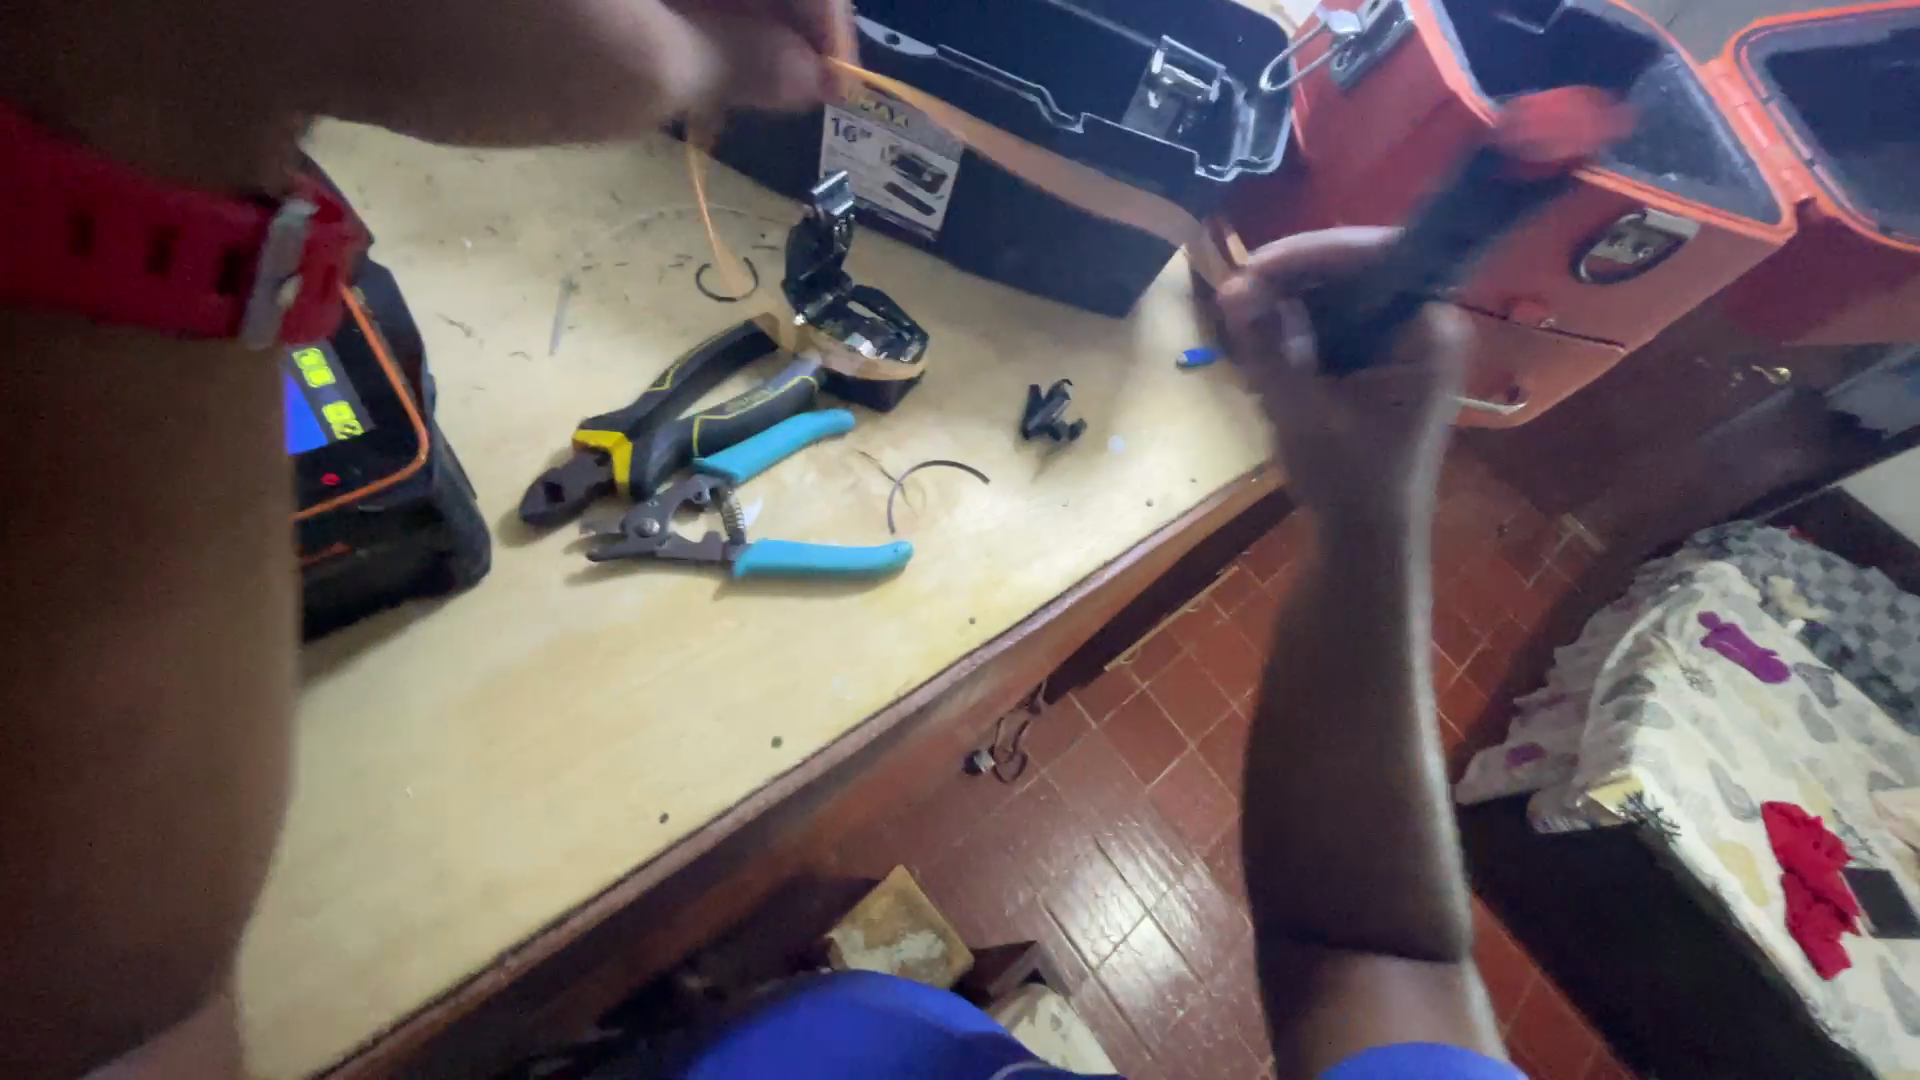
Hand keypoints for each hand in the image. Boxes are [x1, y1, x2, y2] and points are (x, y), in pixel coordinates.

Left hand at [2, 0, 853, 189]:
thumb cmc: (469, 31)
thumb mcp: (633, 69)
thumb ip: (743, 65)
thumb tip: (816, 78)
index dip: (825, 12)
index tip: (834, 87)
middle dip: (774, 9)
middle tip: (784, 87)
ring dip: (723, 4)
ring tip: (728, 74)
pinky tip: (666, 30)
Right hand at [1217, 227, 1471, 531]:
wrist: (1365, 539)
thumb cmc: (1347, 482)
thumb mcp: (1302, 413)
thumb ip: (1270, 348)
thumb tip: (1232, 286)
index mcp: (1425, 331)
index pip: (1377, 255)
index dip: (1312, 253)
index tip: (1252, 269)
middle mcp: (1419, 327)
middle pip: (1351, 275)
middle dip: (1289, 289)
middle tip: (1236, 310)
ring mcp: (1397, 348)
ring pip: (1334, 303)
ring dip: (1284, 319)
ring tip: (1246, 353)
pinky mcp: (1374, 368)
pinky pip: (1330, 333)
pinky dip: (1293, 344)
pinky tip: (1265, 376)